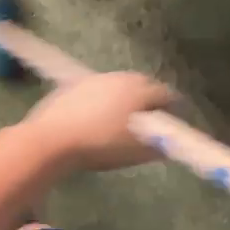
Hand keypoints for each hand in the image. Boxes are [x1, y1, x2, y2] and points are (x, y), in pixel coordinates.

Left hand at [12, 71, 174, 171]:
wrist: (53, 138)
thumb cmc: (101, 145)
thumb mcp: (138, 152)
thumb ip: (161, 145)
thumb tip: (169, 142)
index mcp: (139, 90)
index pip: (166, 94)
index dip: (174, 108)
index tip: (176, 121)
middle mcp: (118, 78)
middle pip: (142, 84)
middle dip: (149, 98)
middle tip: (151, 117)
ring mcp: (93, 78)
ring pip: (118, 84)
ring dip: (125, 96)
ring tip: (124, 117)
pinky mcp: (73, 84)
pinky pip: (97, 89)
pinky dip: (104, 98)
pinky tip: (98, 115)